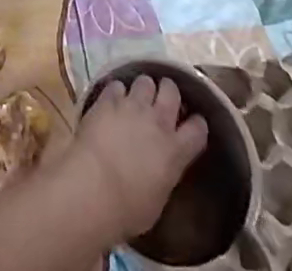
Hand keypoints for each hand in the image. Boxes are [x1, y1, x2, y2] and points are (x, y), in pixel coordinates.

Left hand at [58, 76, 208, 241]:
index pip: (198, 128)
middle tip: (160, 100)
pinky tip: (110, 101)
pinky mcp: (108, 101)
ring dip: (142, 88)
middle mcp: (158, 121)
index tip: (191, 126)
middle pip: (172, 91)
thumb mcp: (157, 200)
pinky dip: (115, 92)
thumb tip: (162, 170)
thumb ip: (165, 176)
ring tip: (134, 98)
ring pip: (145, 81)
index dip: (196, 125)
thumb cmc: (126, 209)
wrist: (92, 190)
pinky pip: (116, 85)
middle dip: (168, 92)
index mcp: (176, 150)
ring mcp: (132, 107)